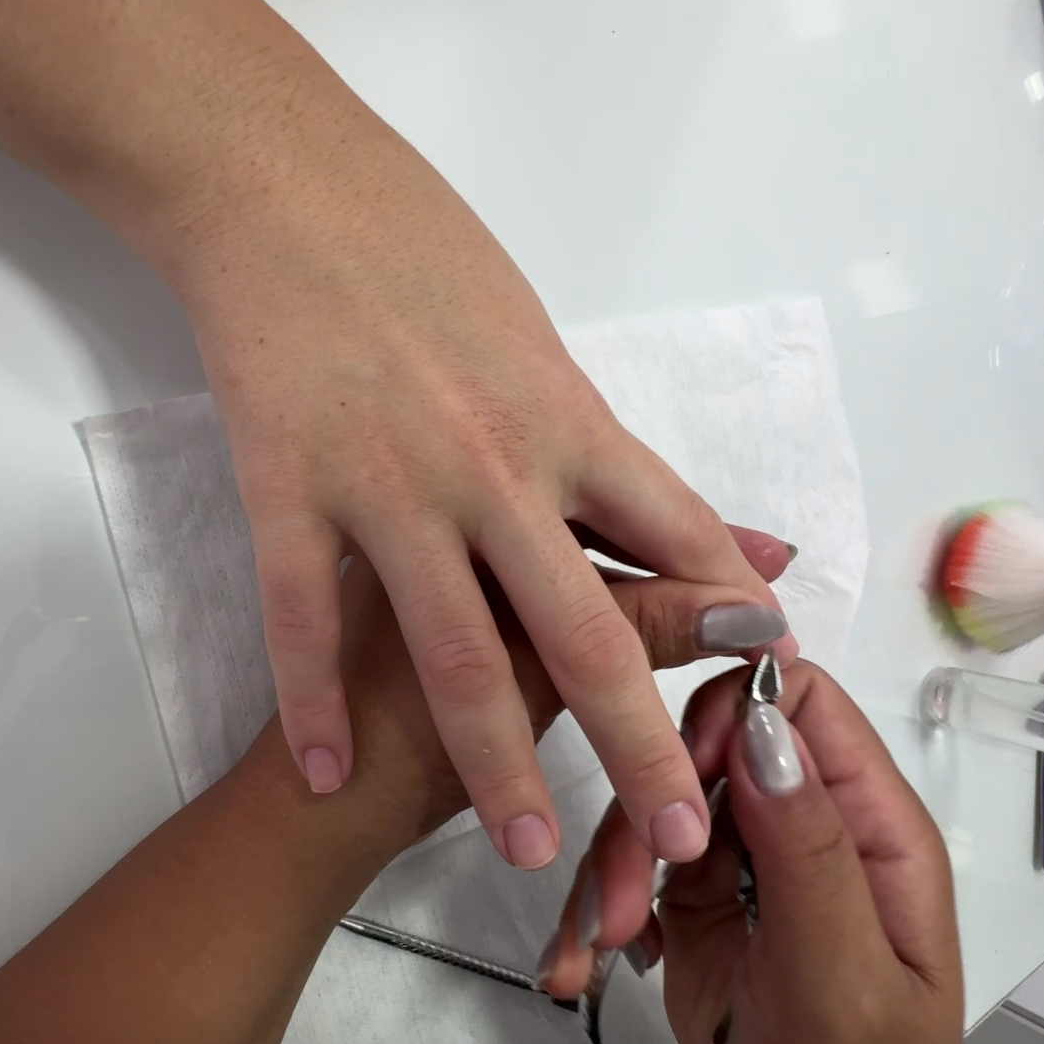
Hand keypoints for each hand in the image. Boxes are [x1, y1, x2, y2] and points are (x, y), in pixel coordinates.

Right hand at [177, 134, 793, 870]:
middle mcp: (489, 466)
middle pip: (585, 626)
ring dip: (494, 761)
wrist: (286, 197)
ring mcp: (384, 487)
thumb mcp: (531, 336)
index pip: (669, 537)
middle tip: (680, 836)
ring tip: (528, 847)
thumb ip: (599, 439)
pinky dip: (310, 702)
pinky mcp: (285, 494)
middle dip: (640, 740)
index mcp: (559, 417)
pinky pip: (301, 618)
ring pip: (453, 651)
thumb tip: (694, 516)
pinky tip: (323, 769)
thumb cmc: (415, 250)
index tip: (758, 694)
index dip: (722, 624)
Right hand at [539, 662, 963, 1043]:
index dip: (736, 714)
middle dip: (652, 801)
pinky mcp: (686, 881)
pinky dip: (597, 896)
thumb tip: (763, 721)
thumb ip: (809, 848)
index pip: (802, 703)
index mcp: (867, 820)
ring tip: (598, 935)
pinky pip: (626, 852)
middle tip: (621, 880)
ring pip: (653, 797)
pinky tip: (587, 951)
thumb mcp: (842, 974)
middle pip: (706, 744)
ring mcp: (738, 847)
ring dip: (612, 863)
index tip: (683, 772)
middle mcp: (799, 817)